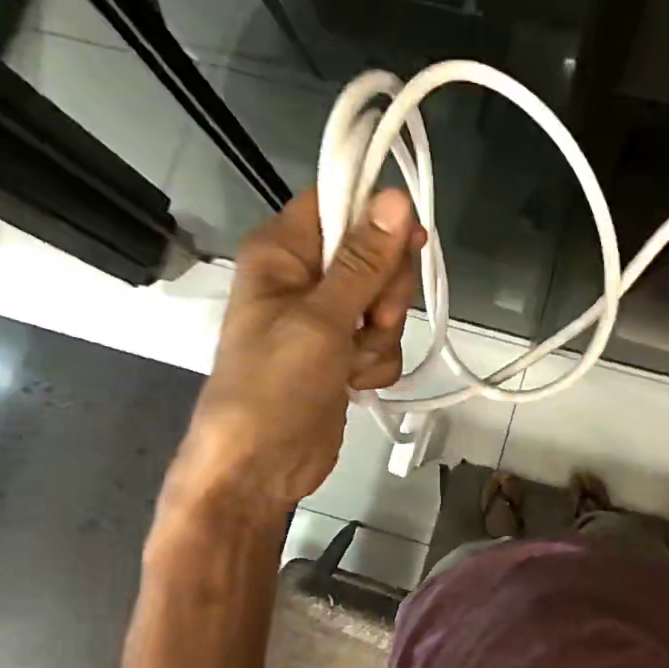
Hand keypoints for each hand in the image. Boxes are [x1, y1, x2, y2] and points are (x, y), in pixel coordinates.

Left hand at [173, 187, 423, 509]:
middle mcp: (306, 277)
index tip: (409, 239)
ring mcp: (328, 318)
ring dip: (381, 336)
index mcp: (283, 252)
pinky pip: (384, 341)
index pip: (337, 201)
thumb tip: (396, 198)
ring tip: (351, 362)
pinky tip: (354, 383)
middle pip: (374, 254)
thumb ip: (363, 261)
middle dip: (384, 293)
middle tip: (369, 320)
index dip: (376, 216)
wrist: (259, 469)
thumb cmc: (274, 386)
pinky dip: (376, 363)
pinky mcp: (344, 353)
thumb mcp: (320, 319)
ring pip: (386, 303)